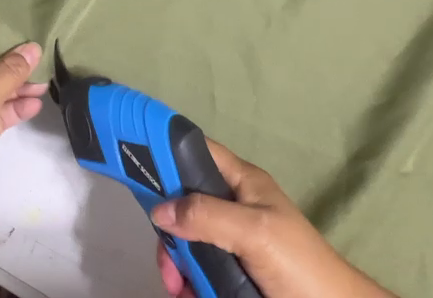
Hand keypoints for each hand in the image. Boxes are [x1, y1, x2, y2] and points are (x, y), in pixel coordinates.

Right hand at [152, 139, 395, 297]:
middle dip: (168, 230)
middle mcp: (232, 205)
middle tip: (168, 261)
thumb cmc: (299, 265)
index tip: (134, 162)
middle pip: (182, 202)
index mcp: (241, 182)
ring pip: (185, 240)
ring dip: (176, 264)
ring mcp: (231, 240)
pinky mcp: (230, 272)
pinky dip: (187, 283)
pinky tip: (188, 295)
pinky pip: (196, 269)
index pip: (196, 150)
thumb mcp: (254, 232)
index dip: (166, 150)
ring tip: (180, 289)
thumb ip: (207, 215)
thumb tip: (159, 210)